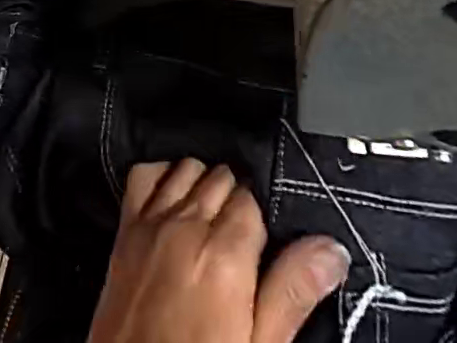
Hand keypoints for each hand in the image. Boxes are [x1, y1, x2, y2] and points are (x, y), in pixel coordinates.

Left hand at [88, 159, 350, 342]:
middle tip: (243, 240)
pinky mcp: (125, 233)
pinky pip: (145, 174)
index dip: (265, 213)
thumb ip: (292, 290)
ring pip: (190, 166)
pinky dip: (162, 176)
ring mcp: (152, 225)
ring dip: (204, 183)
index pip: (255, 195)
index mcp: (225, 253)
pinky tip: (173, 199)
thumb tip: (332, 250)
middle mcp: (187, 227)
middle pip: (224, 175)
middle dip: (238, 198)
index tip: (267, 237)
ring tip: (212, 220)